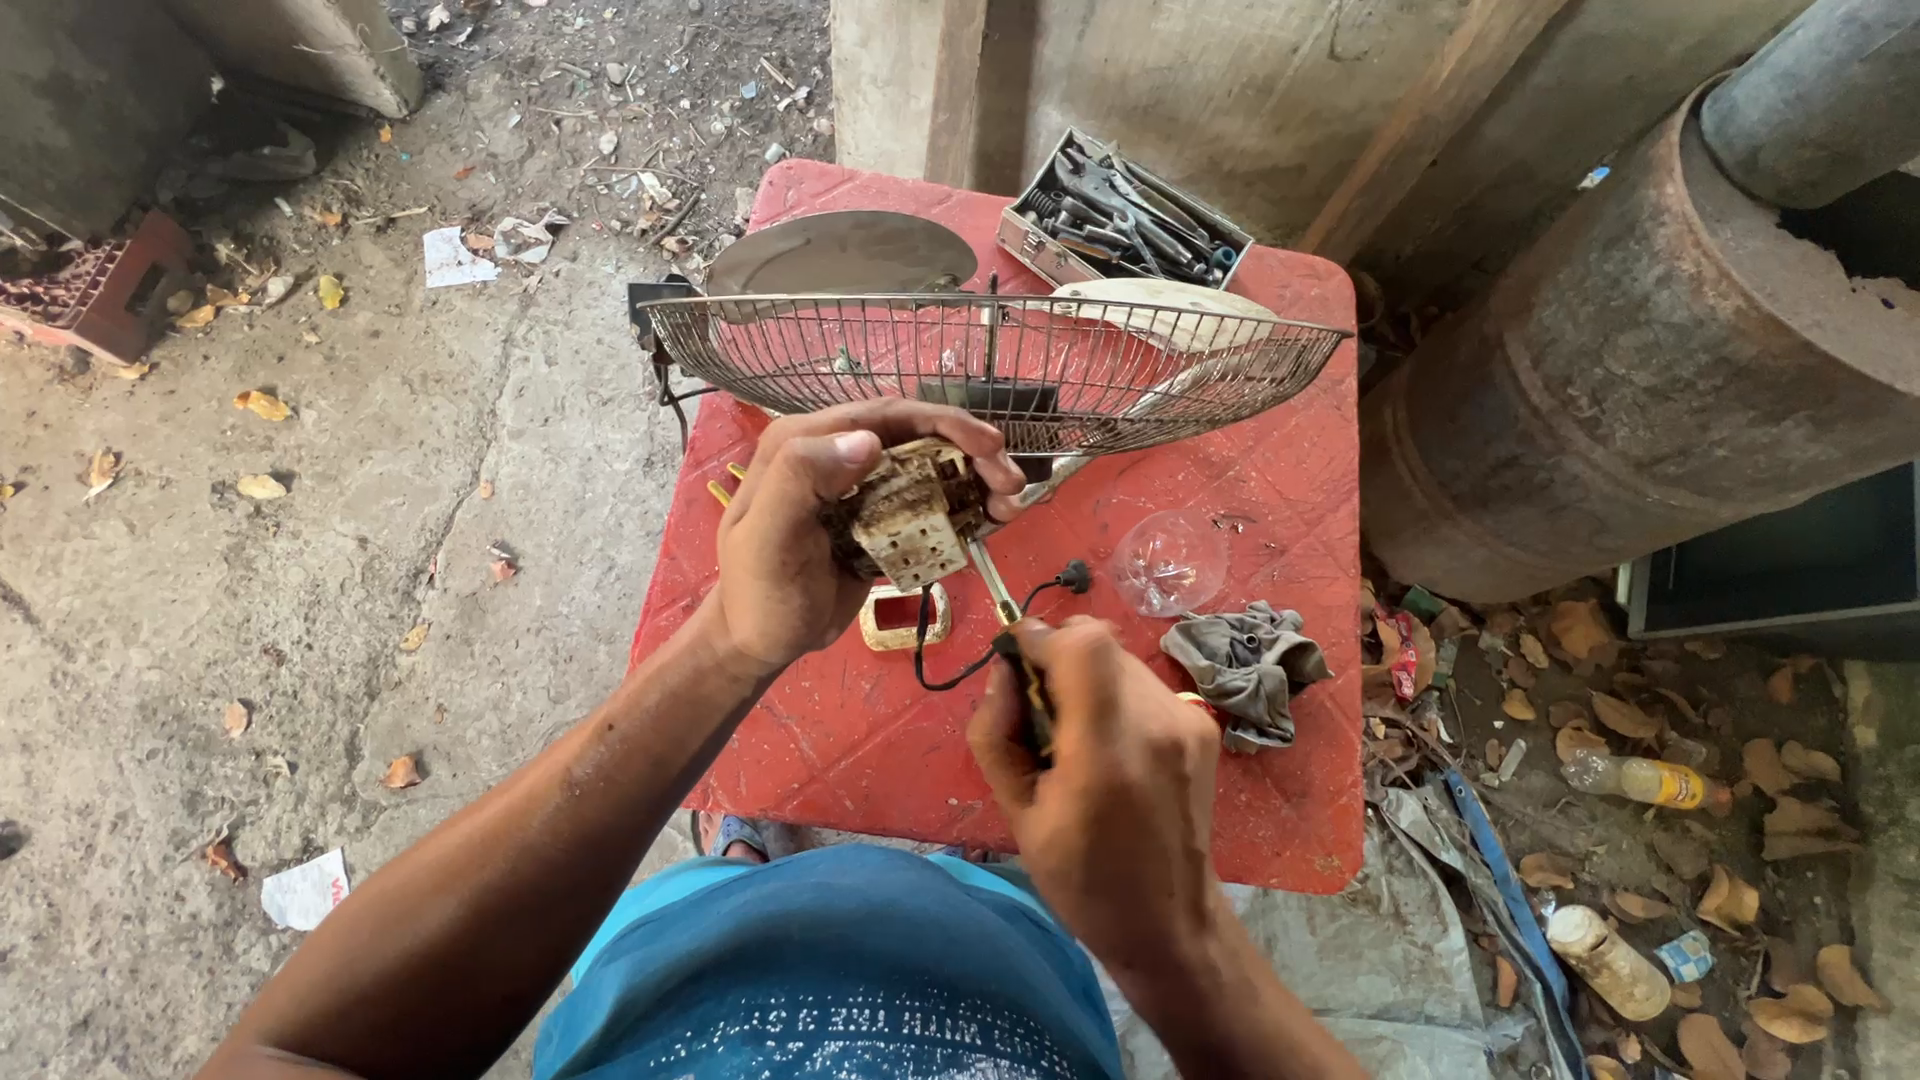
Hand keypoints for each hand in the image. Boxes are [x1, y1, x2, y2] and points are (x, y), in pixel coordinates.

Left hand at [709, 399, 1027, 674]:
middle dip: (971, 451)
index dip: (944, 422)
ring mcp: (861, 488)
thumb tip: (868, 441)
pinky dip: (962, 508)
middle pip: (917, 436)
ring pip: (929, 467)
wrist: (760, 641)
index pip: (886, 414)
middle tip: (1010, 483)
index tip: (989, 445)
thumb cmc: (761, 593)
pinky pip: (927, 503)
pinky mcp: (879, 519)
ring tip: (1009, 505)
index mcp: (805, 443)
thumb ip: (801, 479)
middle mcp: (835, 454)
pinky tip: (988, 522)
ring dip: (974, 479)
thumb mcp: (768, 536)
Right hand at [967, 616, 1224, 977]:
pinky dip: (1112, 693)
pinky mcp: (1202, 725)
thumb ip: (997, 733)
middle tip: (1039, 706)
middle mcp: (1157, 723)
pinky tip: (1109, 742)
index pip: (1083, 644)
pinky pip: (1141, 681)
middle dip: (1056, 656)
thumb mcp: (1017, 814)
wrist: (1172, 924)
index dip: (1041, 636)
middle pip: (1098, 641)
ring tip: (1074, 732)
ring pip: (1119, 657)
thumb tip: (1003, 671)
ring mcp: (1188, 720)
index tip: (1015, 661)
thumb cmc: (1082, 879)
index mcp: (1106, 753)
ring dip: (1084, 675)